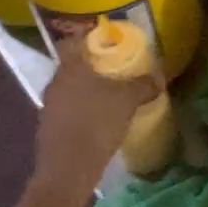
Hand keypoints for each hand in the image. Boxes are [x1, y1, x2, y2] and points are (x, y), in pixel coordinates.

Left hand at [35, 37, 158, 191]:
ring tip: (108, 94)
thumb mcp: (127, 100)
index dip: (87, 37)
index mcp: (70, 68)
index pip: (73, 41)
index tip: (105, 39)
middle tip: (113, 67)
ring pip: (69, 88)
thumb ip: (143, 85)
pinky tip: (97, 119)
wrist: (68, 170)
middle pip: (72, 65)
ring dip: (86, 89)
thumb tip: (159, 78)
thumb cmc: (97, 123)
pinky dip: (81, 109)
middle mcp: (54, 82)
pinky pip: (67, 109)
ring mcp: (48, 106)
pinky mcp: (48, 128)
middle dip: (91, 65)